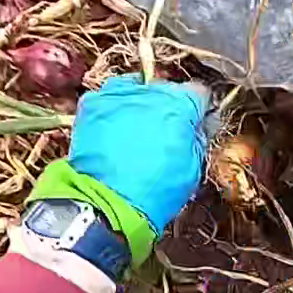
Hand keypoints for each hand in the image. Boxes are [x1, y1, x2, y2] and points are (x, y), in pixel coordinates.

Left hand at [30, 73, 210, 265]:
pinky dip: (115, 111)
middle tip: (166, 135)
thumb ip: (198, 139)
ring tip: (138, 132)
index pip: (199, 94)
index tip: (197, 126)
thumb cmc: (157, 191)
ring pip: (137, 90)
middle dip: (170, 108)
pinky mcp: (92, 104)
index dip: (200, 111)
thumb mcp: (193, 168)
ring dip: (142, 105)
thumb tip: (198, 126)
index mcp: (181, 106)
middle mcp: (150, 92)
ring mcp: (118, 94)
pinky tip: (116, 132)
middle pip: (167, 90)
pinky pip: (110, 98)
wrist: (108, 203)